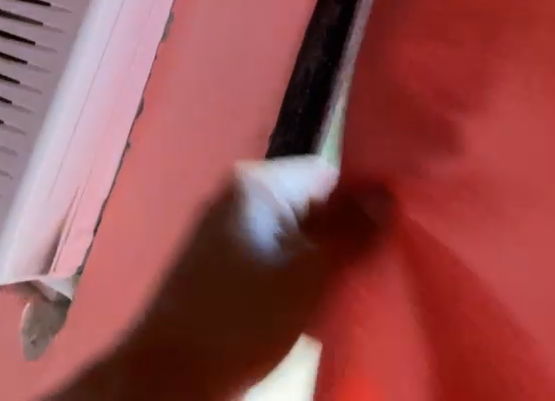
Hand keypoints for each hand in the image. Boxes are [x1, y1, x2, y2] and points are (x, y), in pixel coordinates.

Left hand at [46, 157, 389, 399]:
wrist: (163, 382)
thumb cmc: (239, 320)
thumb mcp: (307, 277)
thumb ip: (353, 234)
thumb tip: (390, 196)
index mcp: (257, 184)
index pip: (326, 174)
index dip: (360, 203)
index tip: (390, 235)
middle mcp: (240, 198)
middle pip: (311, 206)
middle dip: (344, 238)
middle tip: (377, 269)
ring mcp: (227, 234)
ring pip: (295, 238)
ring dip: (322, 265)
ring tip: (353, 294)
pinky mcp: (220, 269)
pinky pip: (274, 261)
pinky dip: (296, 282)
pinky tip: (317, 314)